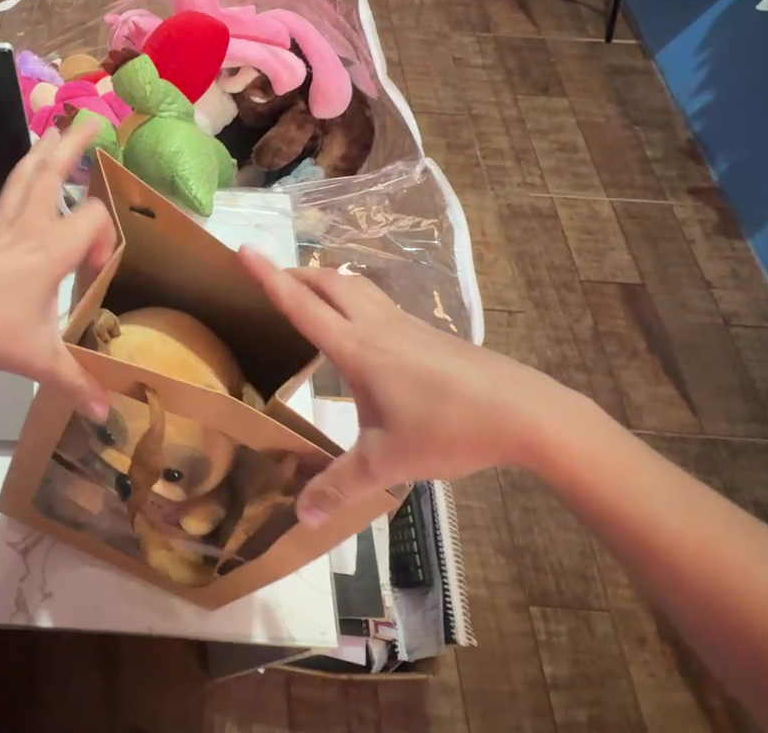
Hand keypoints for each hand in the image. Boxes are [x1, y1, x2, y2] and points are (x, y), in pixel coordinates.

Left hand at [0, 121, 115, 420]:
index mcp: (50, 249)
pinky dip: (22, 180)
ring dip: (43, 152)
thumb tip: (105, 415)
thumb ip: (73, 382)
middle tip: (94, 119)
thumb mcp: (35, 359)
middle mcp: (27, 227)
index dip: (106, 239)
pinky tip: (23, 190)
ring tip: (55, 131)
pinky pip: (7, 197)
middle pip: (53, 172)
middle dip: (76, 145)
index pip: (93, 218)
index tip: (97, 272)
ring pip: (24, 176)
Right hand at [236, 249, 576, 525]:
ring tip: (307, 290)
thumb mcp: (388, 463)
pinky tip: (360, 324)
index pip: (301, 306)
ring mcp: (405, 324)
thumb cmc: (449, 431)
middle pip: (327, 281)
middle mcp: (376, 326)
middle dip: (294, 272)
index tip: (242, 249)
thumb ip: (341, 486)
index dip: (268, 277)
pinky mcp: (427, 332)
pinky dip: (352, 296)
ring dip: (324, 280)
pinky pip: (377, 300)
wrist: (525, 412)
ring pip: (355, 285)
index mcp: (357, 350)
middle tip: (268, 276)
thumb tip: (301, 519)